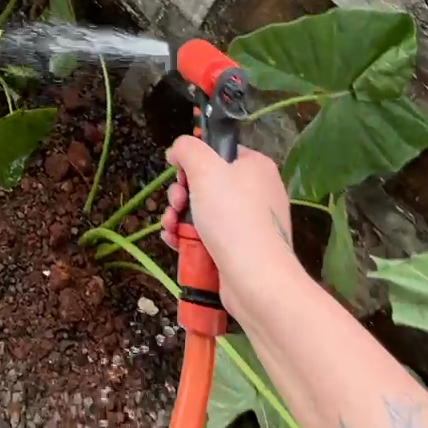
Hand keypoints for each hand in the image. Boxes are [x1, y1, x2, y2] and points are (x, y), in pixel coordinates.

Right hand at [160, 136, 295, 268]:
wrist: (256, 280)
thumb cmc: (233, 217)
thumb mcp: (204, 168)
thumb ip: (187, 148)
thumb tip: (178, 151)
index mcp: (256, 167)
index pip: (219, 152)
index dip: (194, 160)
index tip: (181, 173)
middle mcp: (256, 192)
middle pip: (206, 182)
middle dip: (181, 193)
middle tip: (176, 203)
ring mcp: (248, 223)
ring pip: (202, 210)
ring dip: (178, 216)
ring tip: (171, 226)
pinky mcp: (239, 249)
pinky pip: (206, 234)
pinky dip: (187, 236)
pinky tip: (173, 239)